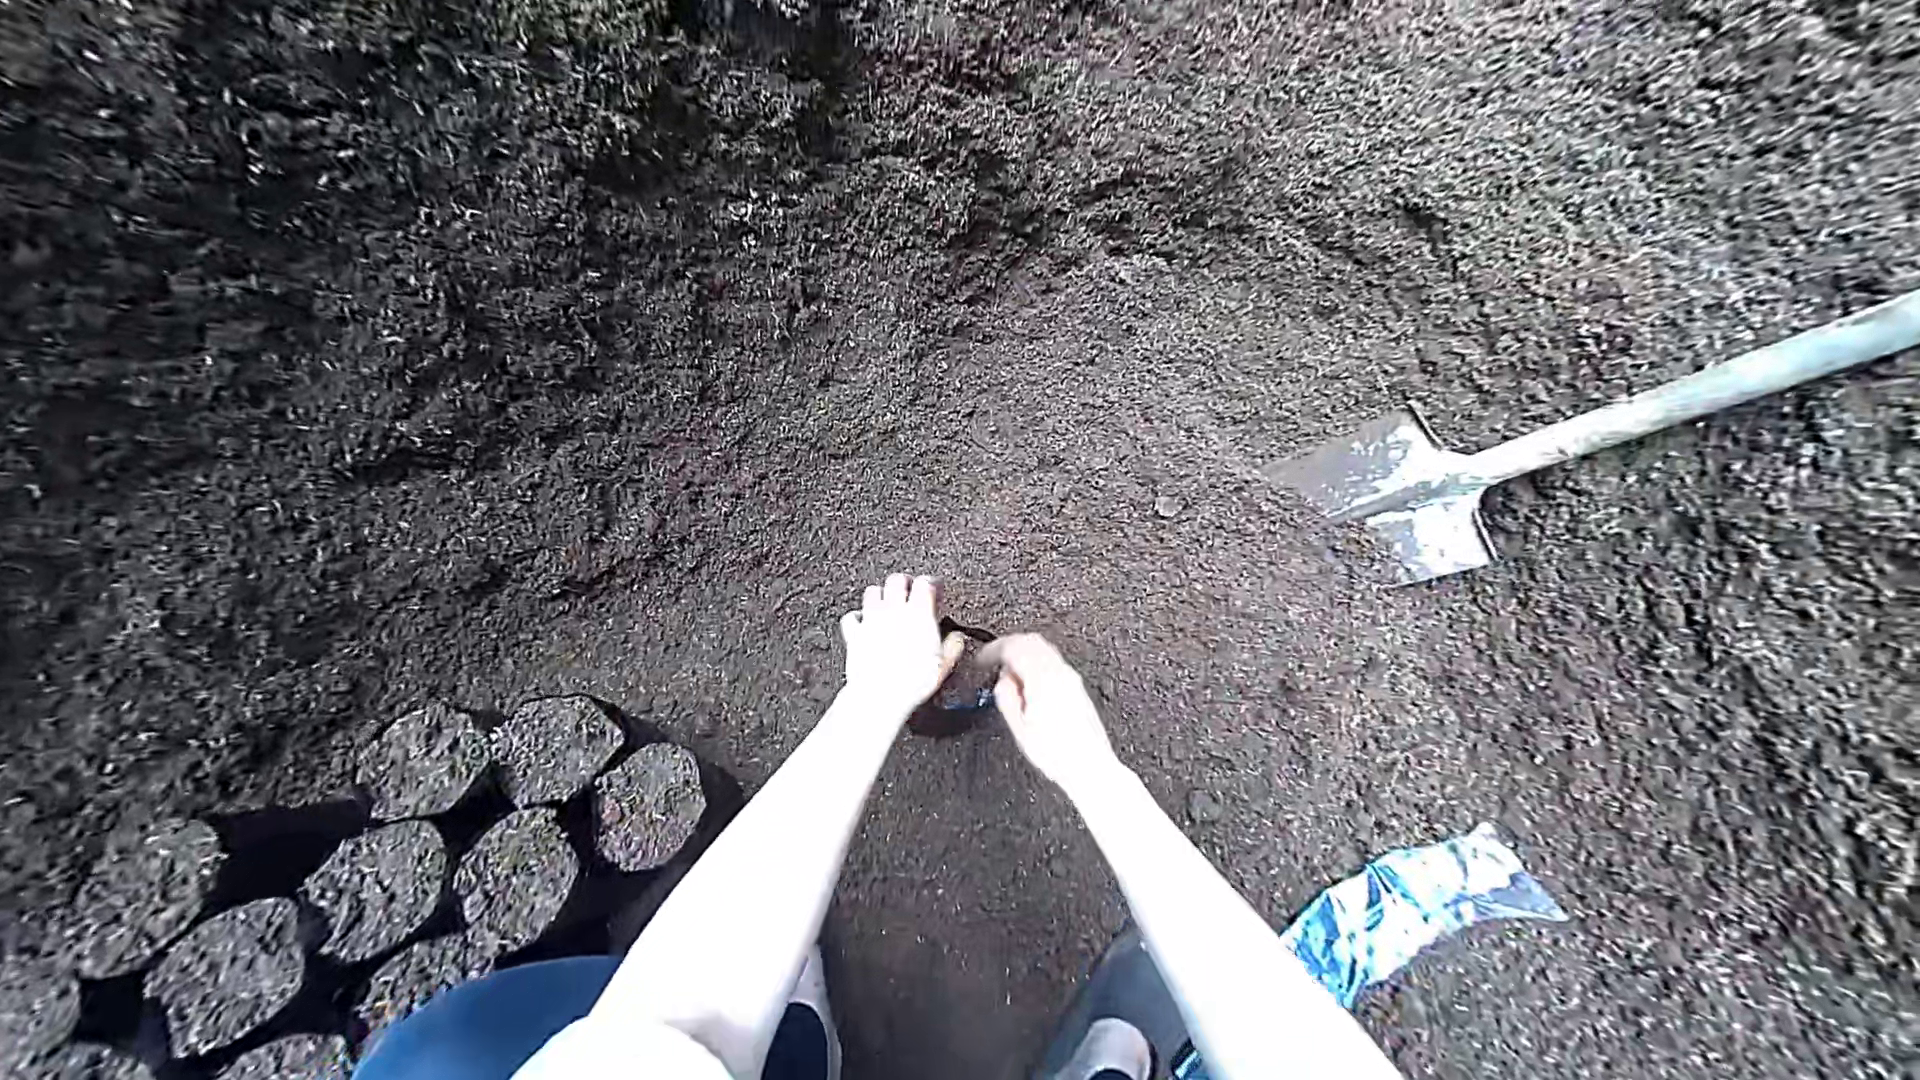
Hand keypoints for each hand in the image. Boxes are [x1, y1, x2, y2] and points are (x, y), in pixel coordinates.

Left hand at [838, 574, 966, 714]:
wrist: (880, 695)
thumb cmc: (912, 682)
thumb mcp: (945, 665)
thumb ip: (953, 646)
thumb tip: (957, 638)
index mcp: (919, 614)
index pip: (925, 583)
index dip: (932, 583)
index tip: (935, 590)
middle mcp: (894, 611)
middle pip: (896, 579)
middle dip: (905, 582)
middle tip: (911, 590)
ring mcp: (871, 620)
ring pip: (872, 591)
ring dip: (881, 594)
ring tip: (888, 603)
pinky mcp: (854, 634)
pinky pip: (851, 617)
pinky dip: (857, 617)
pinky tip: (862, 622)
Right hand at [979, 634, 1125, 796]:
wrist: (1089, 768)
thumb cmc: (1058, 755)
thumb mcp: (1019, 729)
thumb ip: (1006, 698)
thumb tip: (1002, 682)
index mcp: (1042, 679)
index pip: (1014, 647)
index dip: (993, 648)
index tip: (983, 658)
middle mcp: (1060, 674)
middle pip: (1031, 641)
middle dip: (1009, 646)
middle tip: (994, 658)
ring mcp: (1071, 679)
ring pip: (1044, 648)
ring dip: (1024, 652)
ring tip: (1010, 671)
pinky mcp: (1077, 687)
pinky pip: (1053, 661)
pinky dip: (1036, 661)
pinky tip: (1030, 681)